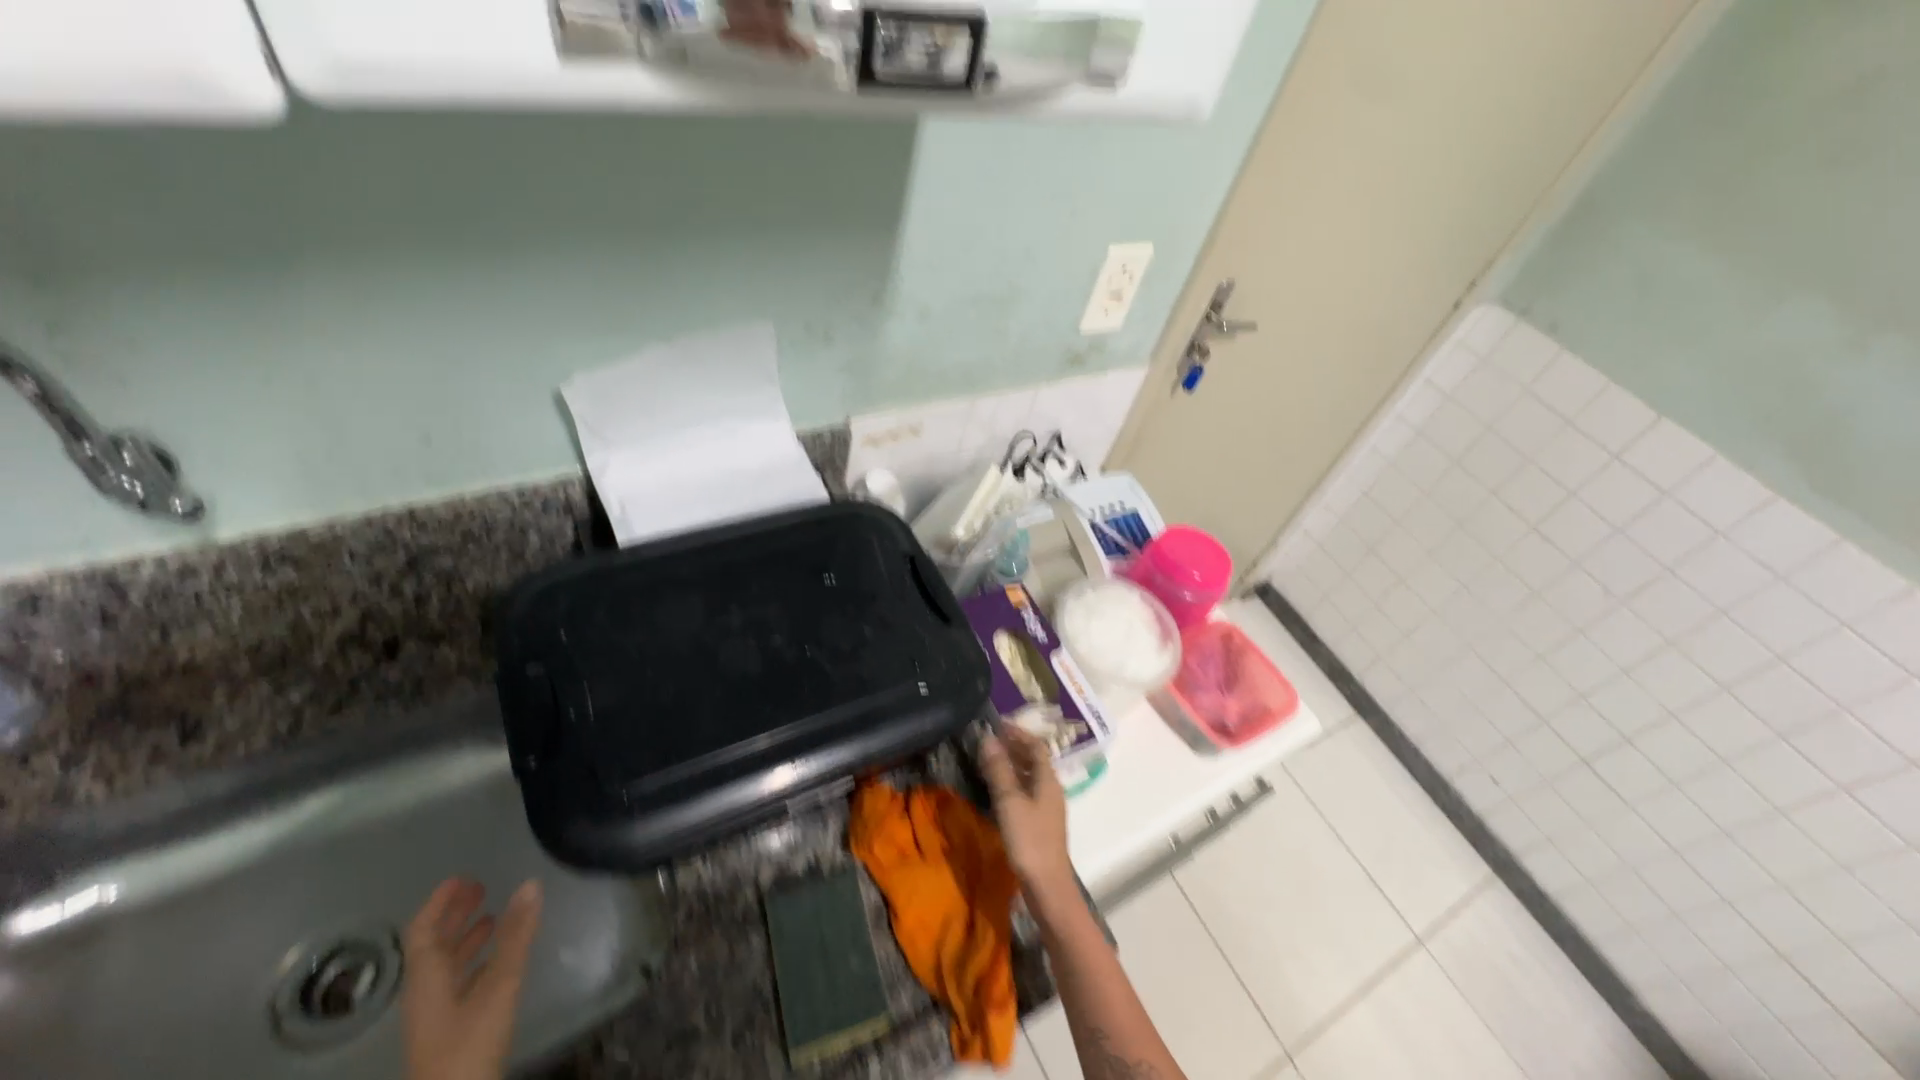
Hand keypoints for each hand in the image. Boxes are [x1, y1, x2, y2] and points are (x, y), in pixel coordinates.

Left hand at [402, 878, 542, 1079]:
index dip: (441, 902)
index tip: (463, 878)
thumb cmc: (469, 1044)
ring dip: (466, 938)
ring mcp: (434, 1013)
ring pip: (445, 966)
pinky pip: (457, 983)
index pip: (423, 929)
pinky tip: (497, 963)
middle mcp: (424, 992)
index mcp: (426, 978)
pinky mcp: (448, 1030)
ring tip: (494, 918)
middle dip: (455, 916)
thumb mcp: (499, 987)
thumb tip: (530, 885)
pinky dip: (475, 962)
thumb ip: (515, 937)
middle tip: (482, 889)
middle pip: (433, 946)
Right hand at [978, 726, 1073, 895]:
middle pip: (1035, 760)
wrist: (1047, 884)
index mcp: (1048, 781)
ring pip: (1030, 778)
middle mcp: (1051, 790)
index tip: (997, 725)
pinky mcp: (1039, 824)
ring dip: (1012, 765)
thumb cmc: (1029, 839)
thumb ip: (999, 770)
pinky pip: (1026, 793)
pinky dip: (1012, 784)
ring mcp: (1047, 809)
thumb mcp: (1010, 802)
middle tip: (989, 741)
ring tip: (989, 761)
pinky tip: (997, 792)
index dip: (1018, 733)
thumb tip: (988, 738)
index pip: (1036, 746)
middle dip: (1014, 747)